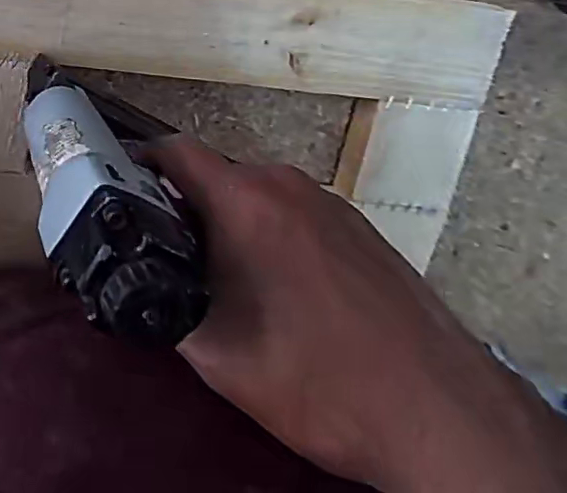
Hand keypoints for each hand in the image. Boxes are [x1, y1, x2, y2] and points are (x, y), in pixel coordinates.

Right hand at [143, 136, 566, 492]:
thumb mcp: (222, 357)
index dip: (139, 162)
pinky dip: (272, 234)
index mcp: (247, 202)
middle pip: (215, 176)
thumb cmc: (324, 382)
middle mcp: (287, 185)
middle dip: (187, 209)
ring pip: (257, 195)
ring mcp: (329, 202)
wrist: (445, 414)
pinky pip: (294, 212)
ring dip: (232, 224)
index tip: (121, 186)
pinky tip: (285, 290)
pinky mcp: (358, 225)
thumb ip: (168, 308)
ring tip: (231, 282)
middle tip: (175, 257)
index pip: (175, 152)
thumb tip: (141, 288)